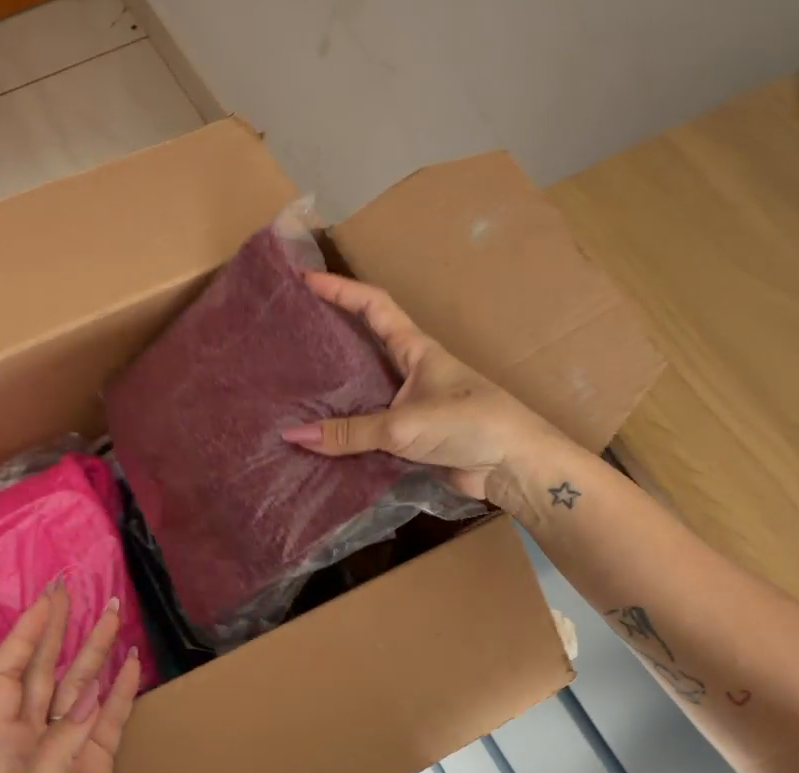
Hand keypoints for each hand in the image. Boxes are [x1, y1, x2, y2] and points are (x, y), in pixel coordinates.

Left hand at [0, 583, 142, 772]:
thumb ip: (59, 751)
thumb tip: (87, 696)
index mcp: (4, 747)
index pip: (10, 675)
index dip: (27, 636)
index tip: (49, 602)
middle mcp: (33, 741)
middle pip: (46, 673)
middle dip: (59, 631)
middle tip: (76, 588)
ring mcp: (67, 754)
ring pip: (81, 691)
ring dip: (95, 654)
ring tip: (114, 615)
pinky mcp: (95, 771)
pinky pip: (109, 721)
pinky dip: (121, 692)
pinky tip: (132, 664)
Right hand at [280, 272, 570, 503]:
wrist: (513, 467)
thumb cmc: (468, 424)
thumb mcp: (403, 425)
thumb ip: (348, 433)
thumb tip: (292, 435)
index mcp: (415, 349)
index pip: (374, 306)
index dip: (341, 290)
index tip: (305, 281)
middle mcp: (409, 373)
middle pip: (360, 350)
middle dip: (327, 342)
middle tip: (285, 340)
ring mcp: (408, 408)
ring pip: (360, 397)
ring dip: (331, 398)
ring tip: (289, 394)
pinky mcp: (409, 441)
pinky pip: (366, 435)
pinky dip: (342, 438)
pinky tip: (316, 443)